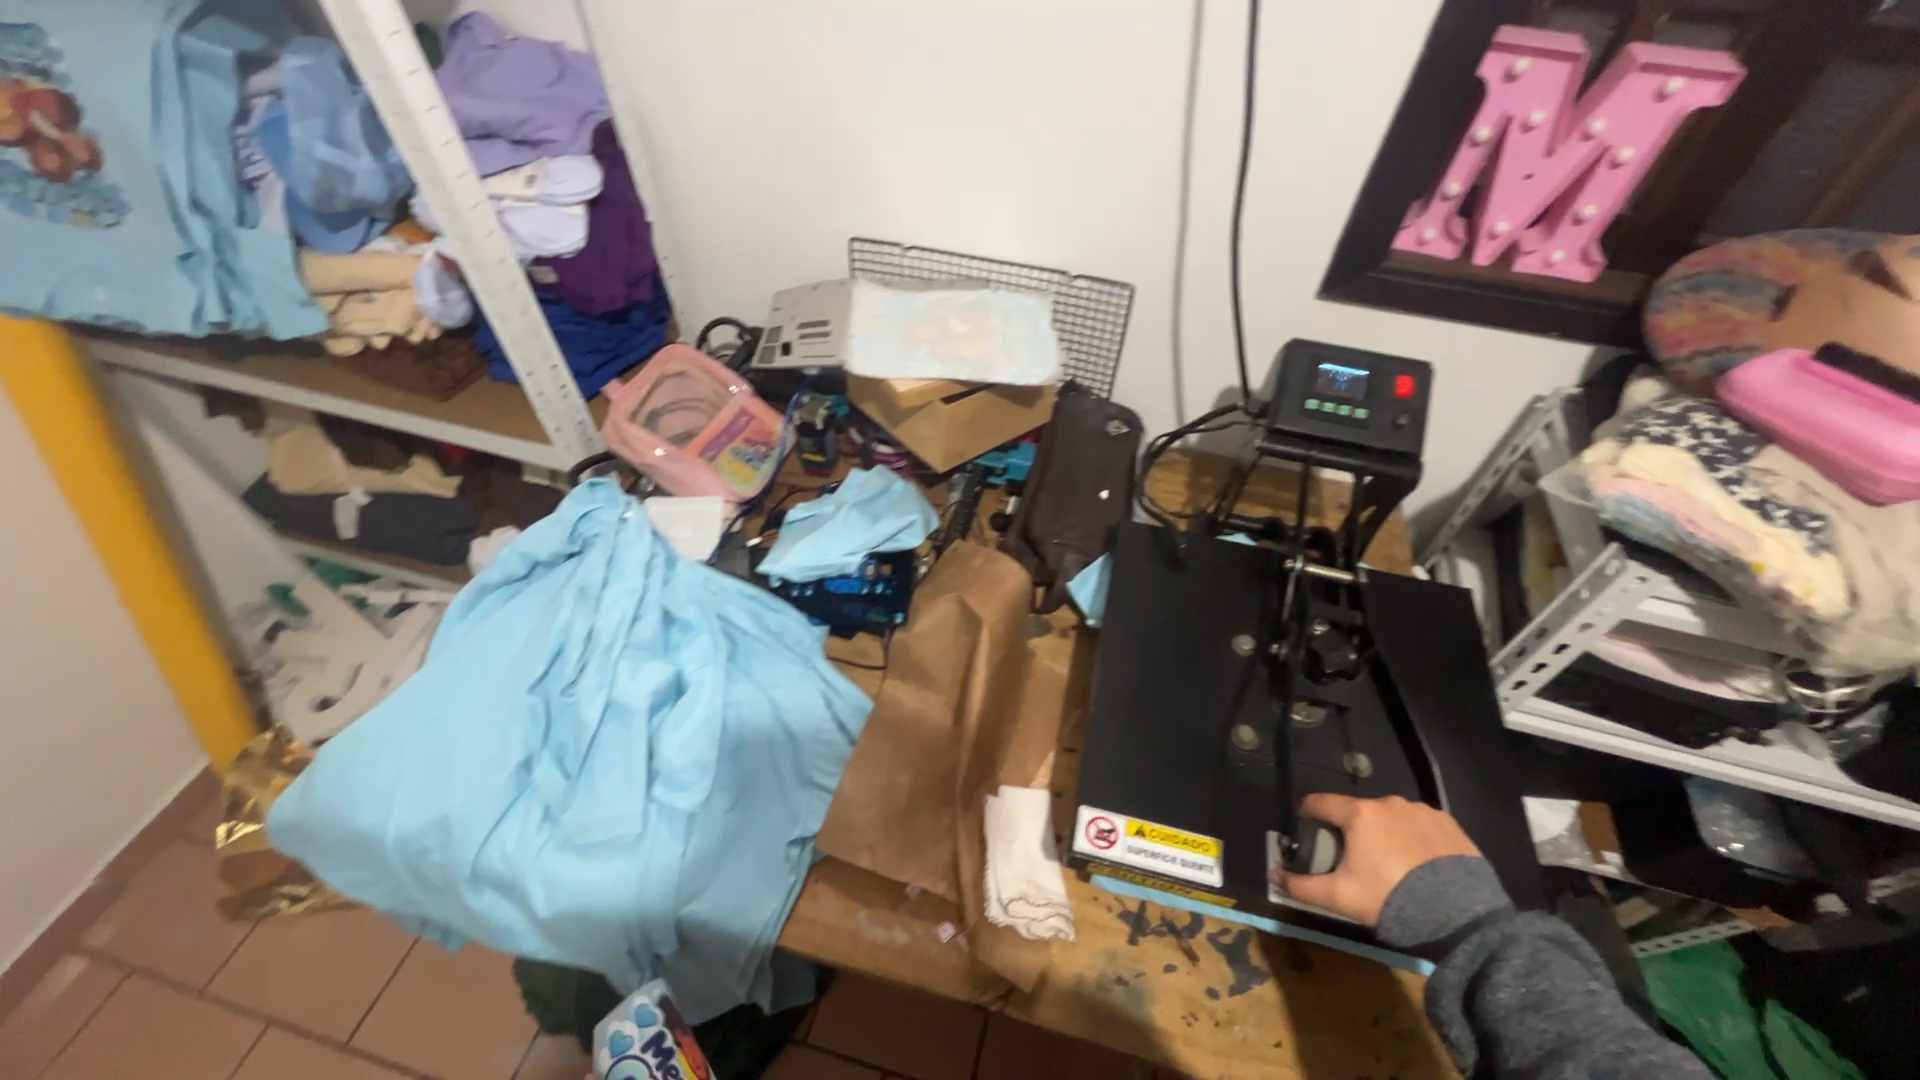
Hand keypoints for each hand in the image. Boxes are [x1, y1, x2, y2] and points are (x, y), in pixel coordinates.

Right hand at [1271, 794, 1480, 927]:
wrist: (1463, 918)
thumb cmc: (1392, 900)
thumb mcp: (1341, 898)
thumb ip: (1302, 886)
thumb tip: (1274, 876)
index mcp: (1359, 814)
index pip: (1319, 802)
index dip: (1307, 816)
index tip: (1307, 834)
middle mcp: (1389, 803)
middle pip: (1356, 811)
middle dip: (1350, 830)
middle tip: (1353, 861)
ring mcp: (1422, 811)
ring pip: (1389, 818)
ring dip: (1383, 833)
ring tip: (1391, 866)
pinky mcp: (1449, 824)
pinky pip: (1419, 825)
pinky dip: (1413, 839)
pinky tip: (1419, 865)